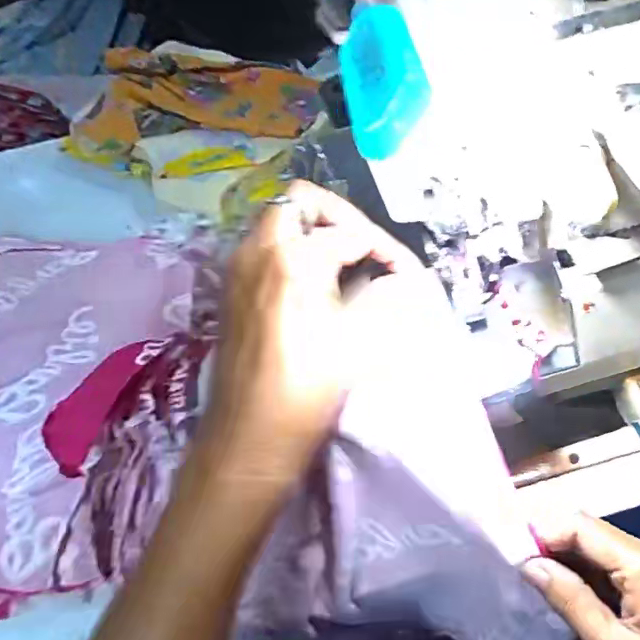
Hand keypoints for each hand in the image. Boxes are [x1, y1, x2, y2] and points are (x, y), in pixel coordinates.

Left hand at [196, 181, 419, 497]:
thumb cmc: (308, 389)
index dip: (386, 247)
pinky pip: (265, 249)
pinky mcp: (232, 291)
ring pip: (278, 223)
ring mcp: (238, 269)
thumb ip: (383, 296)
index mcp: (292, 258)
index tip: (406, 273)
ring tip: (348, 267)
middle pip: (300, 202)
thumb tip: (399, 277)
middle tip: (367, 248)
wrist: (250, 437)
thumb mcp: (359, 340)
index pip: (350, 232)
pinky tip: (318, 288)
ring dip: (315, 233)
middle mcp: (257, 251)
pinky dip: (294, 252)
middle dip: (340, 216)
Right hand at [522, 512, 639, 639]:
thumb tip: (528, 563)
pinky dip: (588, 575)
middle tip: (514, 567)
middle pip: (591, 532)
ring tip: (531, 579)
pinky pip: (616, 567)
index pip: (581, 526)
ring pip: (601, 548)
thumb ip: (570, 600)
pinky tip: (564, 591)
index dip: (542, 533)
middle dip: (551, 544)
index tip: (508, 552)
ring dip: (567, 560)